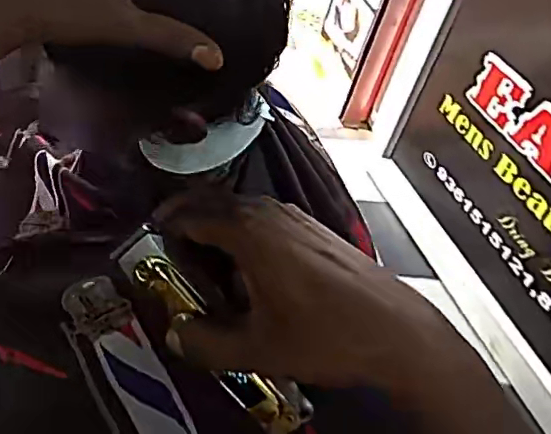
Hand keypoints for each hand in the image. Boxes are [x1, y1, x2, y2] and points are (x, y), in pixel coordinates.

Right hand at [156, 192, 489, 402]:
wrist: (400, 333)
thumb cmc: (328, 335)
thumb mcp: (261, 349)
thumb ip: (209, 344)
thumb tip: (175, 337)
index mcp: (244, 228)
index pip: (187, 214)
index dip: (164, 227)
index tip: (151, 244)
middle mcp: (262, 209)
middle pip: (207, 200)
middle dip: (183, 217)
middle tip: (168, 244)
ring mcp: (287, 211)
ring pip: (234, 205)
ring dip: (212, 222)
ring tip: (204, 257)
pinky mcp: (306, 221)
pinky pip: (257, 212)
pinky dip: (238, 226)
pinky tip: (247, 262)